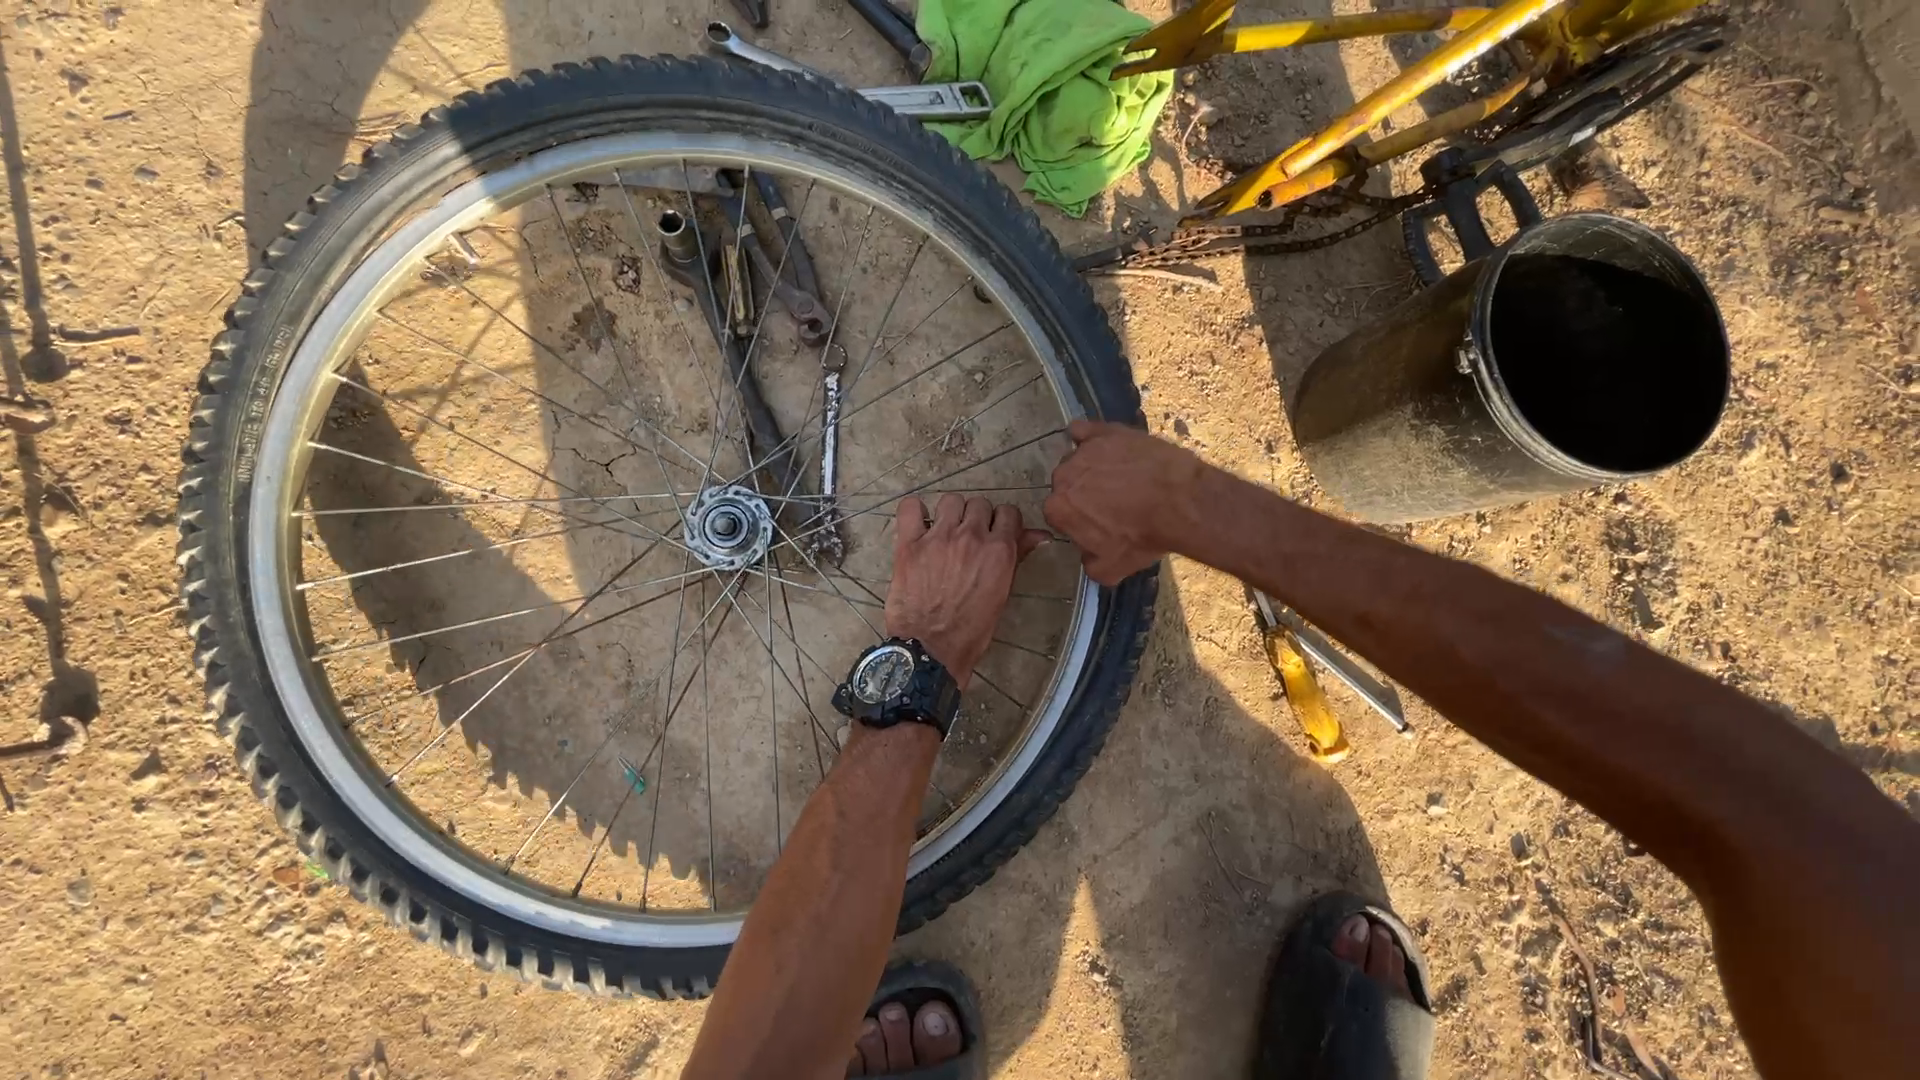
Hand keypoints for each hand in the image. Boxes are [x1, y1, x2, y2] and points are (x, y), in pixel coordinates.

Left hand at [885, 494, 1048, 686]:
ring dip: (951, 513)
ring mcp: (938, 538)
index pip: (1009, 512)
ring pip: (950, 501)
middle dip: (977, 518)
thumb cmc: (971, 630)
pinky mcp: (909, 544)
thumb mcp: (1002, 593)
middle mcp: (971, 537)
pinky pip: (910, 507)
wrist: (931, 649)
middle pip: (979, 503)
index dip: (1002, 522)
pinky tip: (918, 525)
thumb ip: (1018, 557)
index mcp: (999, 550)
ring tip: (945, 532)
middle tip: (969, 539)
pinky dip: (914, 510)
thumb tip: (1040, 535)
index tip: (995, 534)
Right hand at [1044, 420, 1209, 584]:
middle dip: (1083, 493)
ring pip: (1078, 459)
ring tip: (1121, 477)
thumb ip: (1089, 564)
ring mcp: (1084, 451)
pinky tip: (1101, 444)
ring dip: (1091, 468)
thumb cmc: (1143, 536)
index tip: (1097, 524)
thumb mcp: (1111, 569)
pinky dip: (1087, 437)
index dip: (1078, 520)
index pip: (1059, 514)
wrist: (1179, 502)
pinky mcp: (1105, 432)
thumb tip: (1087, 556)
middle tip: (1112, 502)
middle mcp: (1063, 477)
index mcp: (1058, 509)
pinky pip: (1084, 430)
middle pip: (1066, 484)